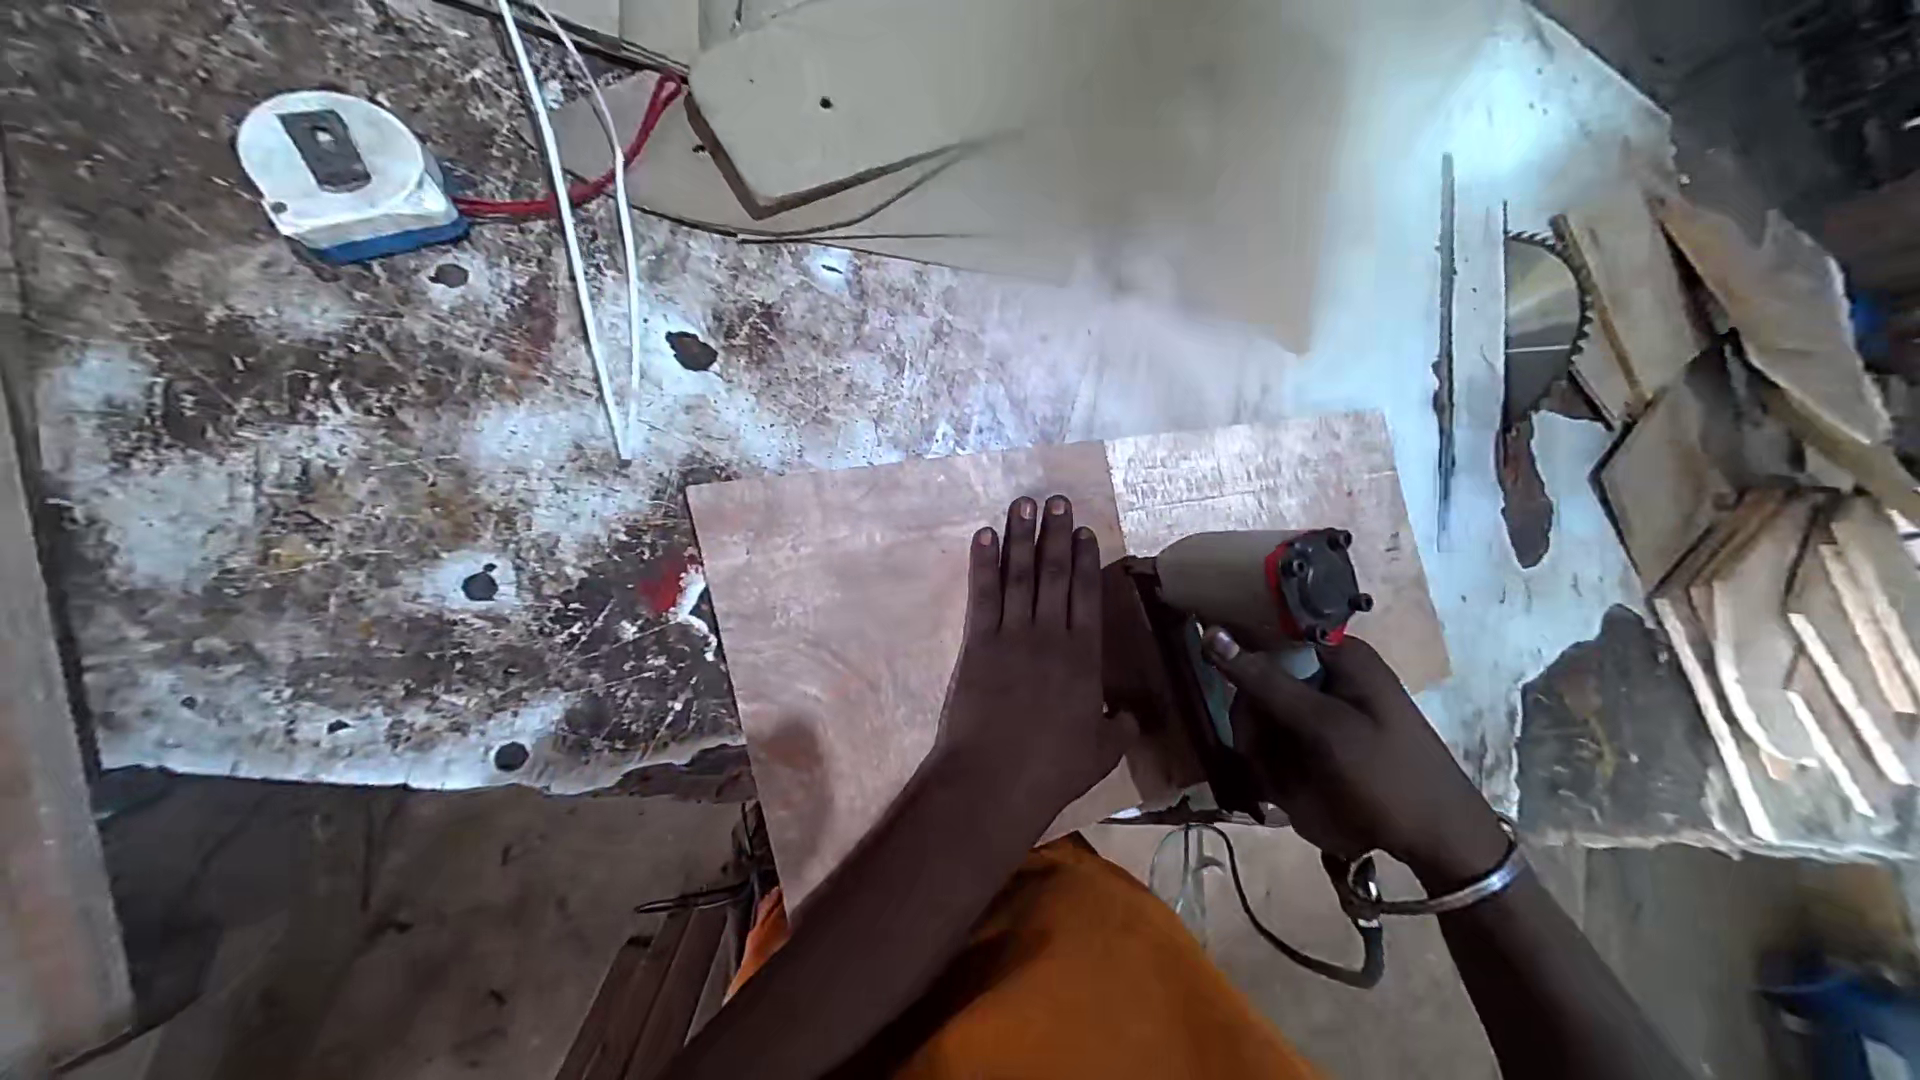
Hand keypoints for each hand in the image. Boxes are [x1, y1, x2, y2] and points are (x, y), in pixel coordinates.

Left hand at [930, 496, 1133, 831]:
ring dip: (1022, 536)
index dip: (1086, 560)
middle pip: (1055, 574)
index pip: (1088, 596)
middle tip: (1056, 500)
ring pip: (1020, 575)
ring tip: (1025, 503)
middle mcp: (1050, 635)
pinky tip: (985, 535)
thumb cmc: (1052, 768)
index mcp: (1083, 657)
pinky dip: (983, 562)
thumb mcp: (1102, 751)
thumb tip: (1133, 715)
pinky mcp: (978, 642)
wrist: (995, 778)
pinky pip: (983, 594)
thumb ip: (1119, 726)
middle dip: (1056, 534)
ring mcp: (1012, 635)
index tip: (1084, 530)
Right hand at [1206, 634, 1507, 890]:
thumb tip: (1211, 634)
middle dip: (1254, 721)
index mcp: (1341, 654)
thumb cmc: (1387, 779)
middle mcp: (1332, 671)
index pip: (1268, 631)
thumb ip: (1265, 681)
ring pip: (1264, 713)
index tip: (1228, 691)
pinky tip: (1291, 788)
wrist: (1442, 847)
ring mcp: (1328, 706)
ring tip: (1283, 784)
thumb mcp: (1324, 728)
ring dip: (1263, 749)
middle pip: (1260, 678)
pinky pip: (1280, 737)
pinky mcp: (1325, 736)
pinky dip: (1277, 763)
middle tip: (1261, 756)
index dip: (1241, 655)